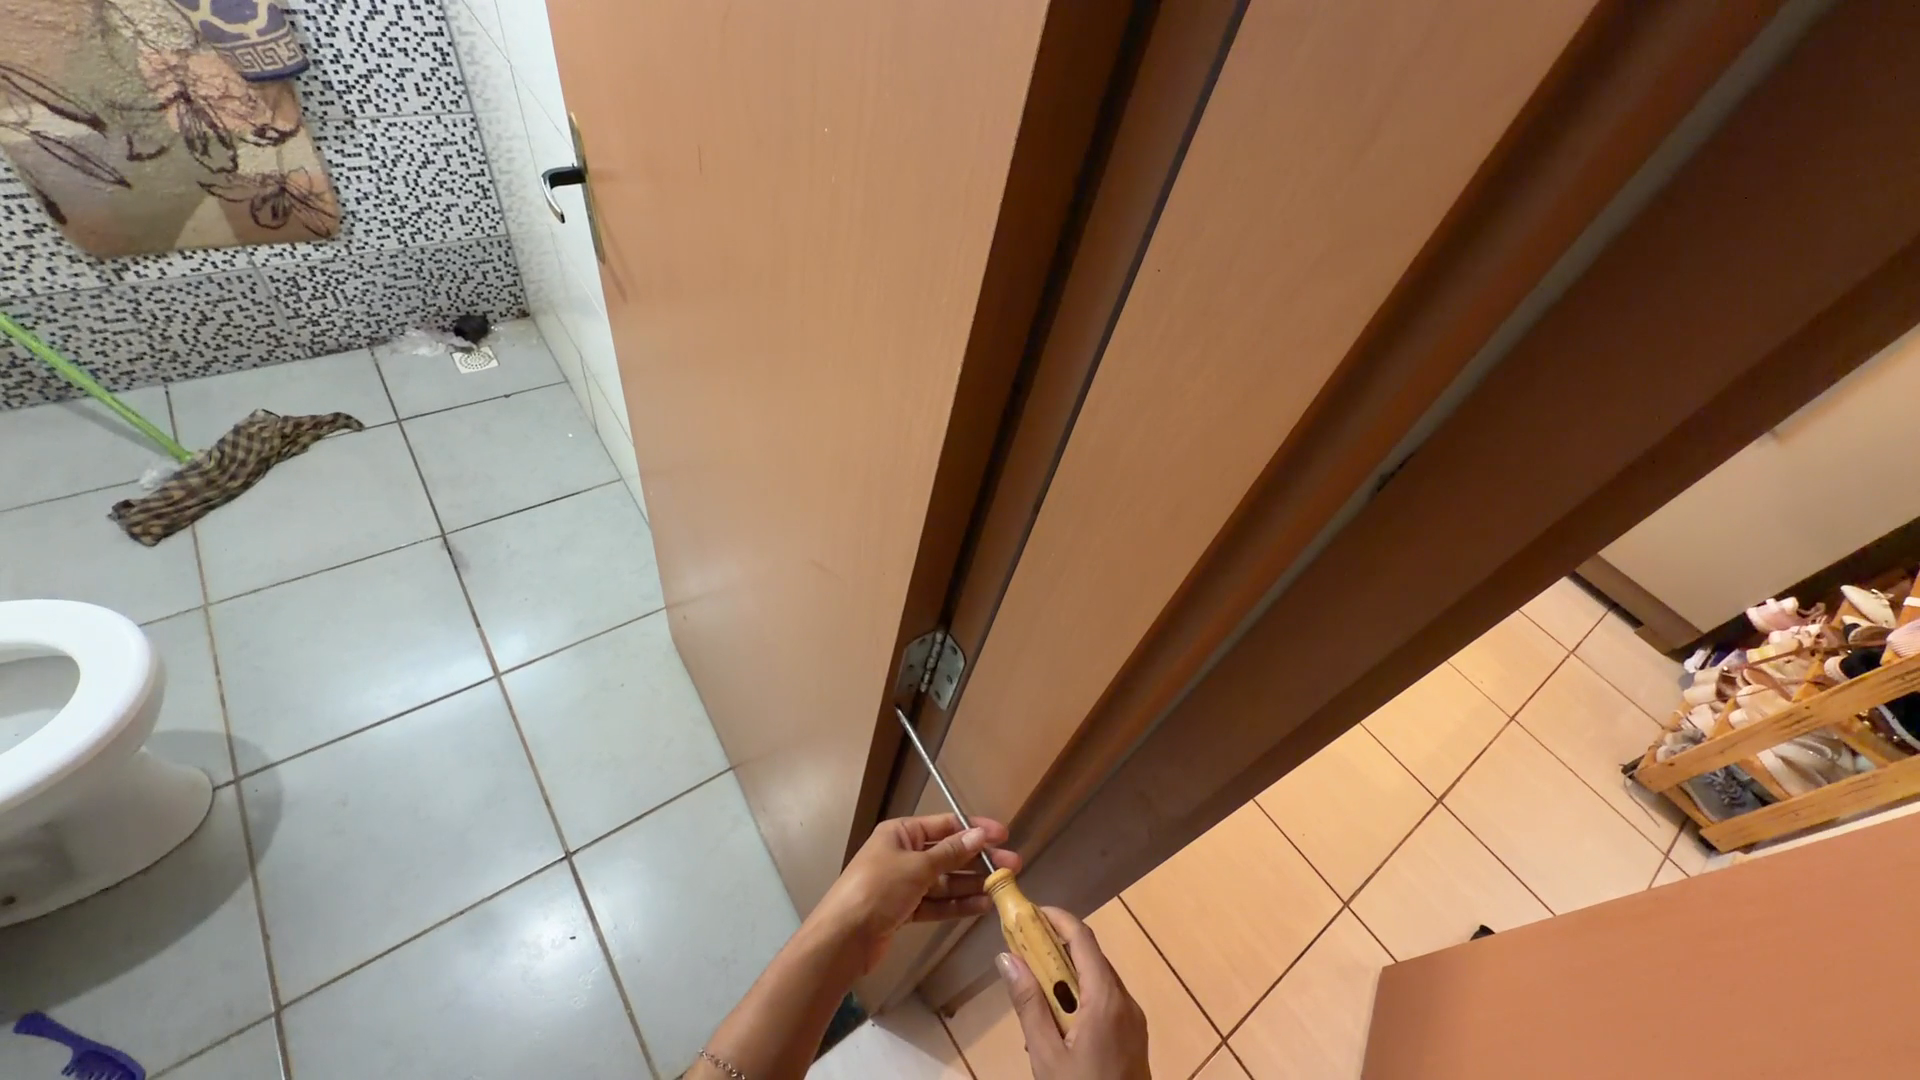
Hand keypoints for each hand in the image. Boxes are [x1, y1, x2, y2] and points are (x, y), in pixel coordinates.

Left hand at [812, 813, 1021, 972]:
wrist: (843, 938)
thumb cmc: (878, 889)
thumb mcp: (917, 866)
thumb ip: (951, 853)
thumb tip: (980, 834)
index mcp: (901, 833)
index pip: (945, 825)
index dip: (974, 829)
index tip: (1003, 835)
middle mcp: (903, 854)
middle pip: (948, 853)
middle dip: (978, 859)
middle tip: (1012, 866)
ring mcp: (904, 883)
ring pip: (945, 880)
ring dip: (971, 884)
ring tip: (1002, 888)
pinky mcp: (905, 910)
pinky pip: (937, 903)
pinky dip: (957, 904)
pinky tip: (982, 906)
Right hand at [999, 908, 1148, 1079]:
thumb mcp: (1046, 1055)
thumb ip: (1028, 1003)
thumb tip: (1006, 957)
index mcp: (1106, 998)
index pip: (1082, 938)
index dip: (1056, 918)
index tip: (1029, 913)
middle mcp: (1125, 1000)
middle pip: (1089, 957)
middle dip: (1055, 948)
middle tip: (1022, 952)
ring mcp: (1133, 1019)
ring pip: (1097, 980)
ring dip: (1066, 976)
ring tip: (1034, 996)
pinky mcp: (1134, 1037)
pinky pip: (1104, 1002)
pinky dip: (1079, 999)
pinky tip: (1057, 1025)